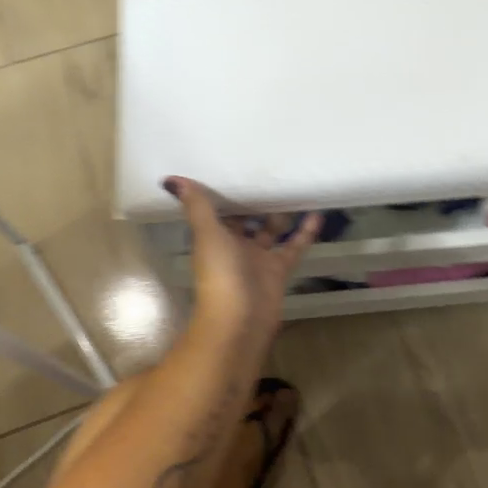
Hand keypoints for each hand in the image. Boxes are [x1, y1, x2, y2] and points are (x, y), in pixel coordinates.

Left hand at [164, 176, 320, 346]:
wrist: (240, 320)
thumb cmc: (220, 273)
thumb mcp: (207, 234)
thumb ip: (196, 206)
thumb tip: (170, 179)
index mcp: (213, 237)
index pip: (218, 209)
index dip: (226, 191)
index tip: (237, 167)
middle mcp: (234, 246)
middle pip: (246, 218)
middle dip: (256, 200)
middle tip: (272, 173)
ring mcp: (257, 258)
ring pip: (270, 230)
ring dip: (281, 213)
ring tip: (296, 186)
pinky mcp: (278, 269)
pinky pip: (293, 246)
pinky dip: (305, 232)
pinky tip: (317, 213)